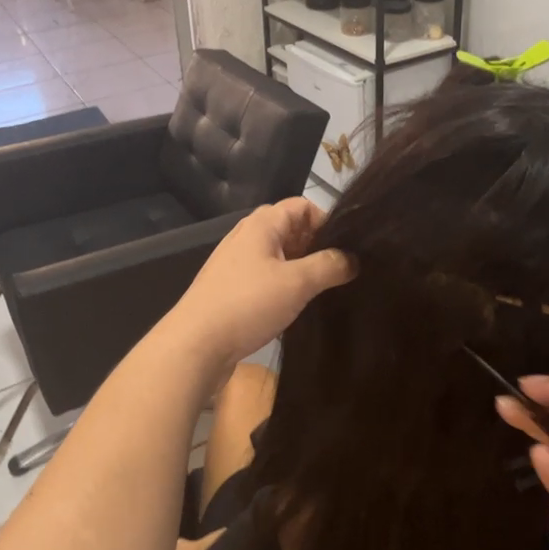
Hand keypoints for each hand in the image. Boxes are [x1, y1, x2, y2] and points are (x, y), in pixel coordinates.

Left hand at [159, 199, 354, 370]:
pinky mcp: (230, 288)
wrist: (196, 344)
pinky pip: (264, 276)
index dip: (326, 221)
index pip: (302, 206)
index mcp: (261, 225)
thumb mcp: (297, 282)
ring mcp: (235, 263)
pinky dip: (282, 285)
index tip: (345, 250)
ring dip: (299, 268)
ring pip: (277, 255)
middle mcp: (246, 237)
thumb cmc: (247, 304)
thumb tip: (352, 259)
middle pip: (289, 229)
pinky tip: (293, 307)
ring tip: (320, 291)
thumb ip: (329, 265)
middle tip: (336, 272)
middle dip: (315, 246)